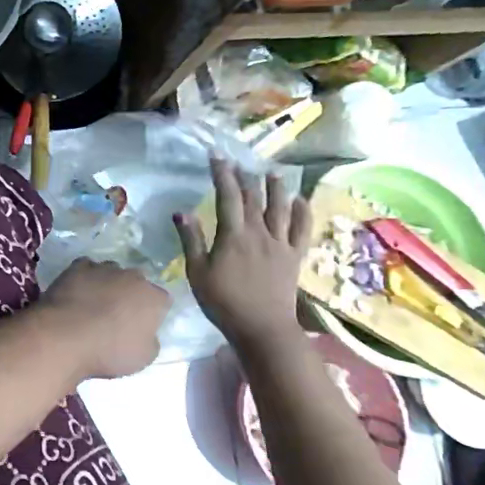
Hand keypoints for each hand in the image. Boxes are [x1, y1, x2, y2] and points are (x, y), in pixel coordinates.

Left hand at [35, 259, 169, 379]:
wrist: (65, 338)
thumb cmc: (108, 352)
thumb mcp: (143, 358)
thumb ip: (151, 341)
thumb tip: (148, 334)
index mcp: (154, 298)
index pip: (162, 300)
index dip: (153, 312)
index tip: (142, 326)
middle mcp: (133, 276)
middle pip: (137, 282)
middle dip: (131, 295)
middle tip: (117, 315)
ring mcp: (105, 268)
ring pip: (112, 272)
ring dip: (108, 285)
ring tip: (93, 304)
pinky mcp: (78, 266)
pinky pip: (86, 269)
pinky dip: (84, 279)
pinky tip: (76, 293)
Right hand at [177, 157, 311, 348]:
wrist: (262, 328)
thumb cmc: (223, 303)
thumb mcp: (198, 273)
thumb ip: (191, 240)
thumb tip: (182, 211)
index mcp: (233, 235)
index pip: (227, 196)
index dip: (222, 174)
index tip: (217, 157)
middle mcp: (259, 232)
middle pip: (253, 198)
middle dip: (245, 177)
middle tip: (240, 162)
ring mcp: (280, 243)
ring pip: (280, 208)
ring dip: (276, 188)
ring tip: (273, 172)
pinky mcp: (294, 256)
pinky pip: (302, 229)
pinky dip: (302, 212)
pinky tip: (300, 200)